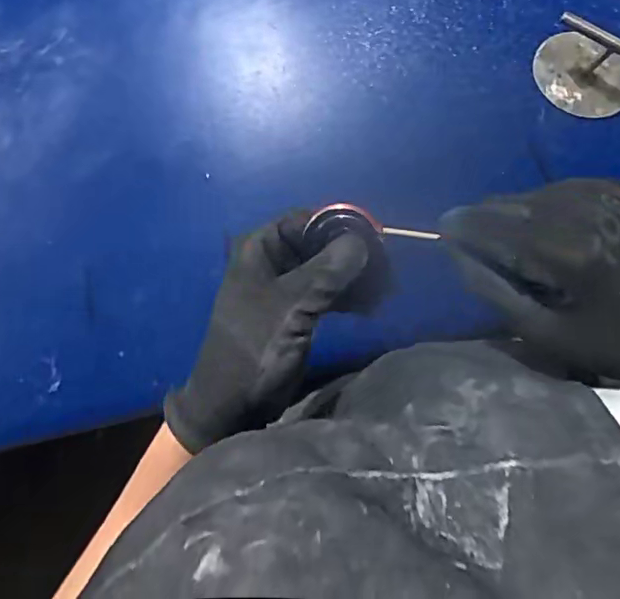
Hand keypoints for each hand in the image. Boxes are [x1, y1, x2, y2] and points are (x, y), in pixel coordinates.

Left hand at [164, 213, 371, 452]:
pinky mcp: (297, 312)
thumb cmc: (254, 344)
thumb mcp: (290, 305)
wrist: (233, 400)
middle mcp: (272, 261)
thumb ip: (324, 272)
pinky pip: (328, 293)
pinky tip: (371, 307)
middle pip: (318, 243)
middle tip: (386, 271)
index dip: (336, 224)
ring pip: (327, 269)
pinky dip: (348, 296)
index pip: (302, 220)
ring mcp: (285, 287)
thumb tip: (361, 241)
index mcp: (260, 248)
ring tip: (384, 292)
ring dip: (354, 277)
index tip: (374, 238)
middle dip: (351, 254)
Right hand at [439, 178, 619, 400]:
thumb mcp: (543, 333)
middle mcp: (577, 209)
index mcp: (564, 250)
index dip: (456, 232)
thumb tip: (451, 249)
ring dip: (511, 219)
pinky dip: (539, 212)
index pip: (480, 222)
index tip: (446, 242)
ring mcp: (596, 192)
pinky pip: (546, 191)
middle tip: (493, 256)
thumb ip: (489, 286)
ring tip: (528, 250)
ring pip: (519, 196)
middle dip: (484, 226)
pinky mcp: (608, 186)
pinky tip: (557, 236)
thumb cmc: (613, 341)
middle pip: (497, 204)